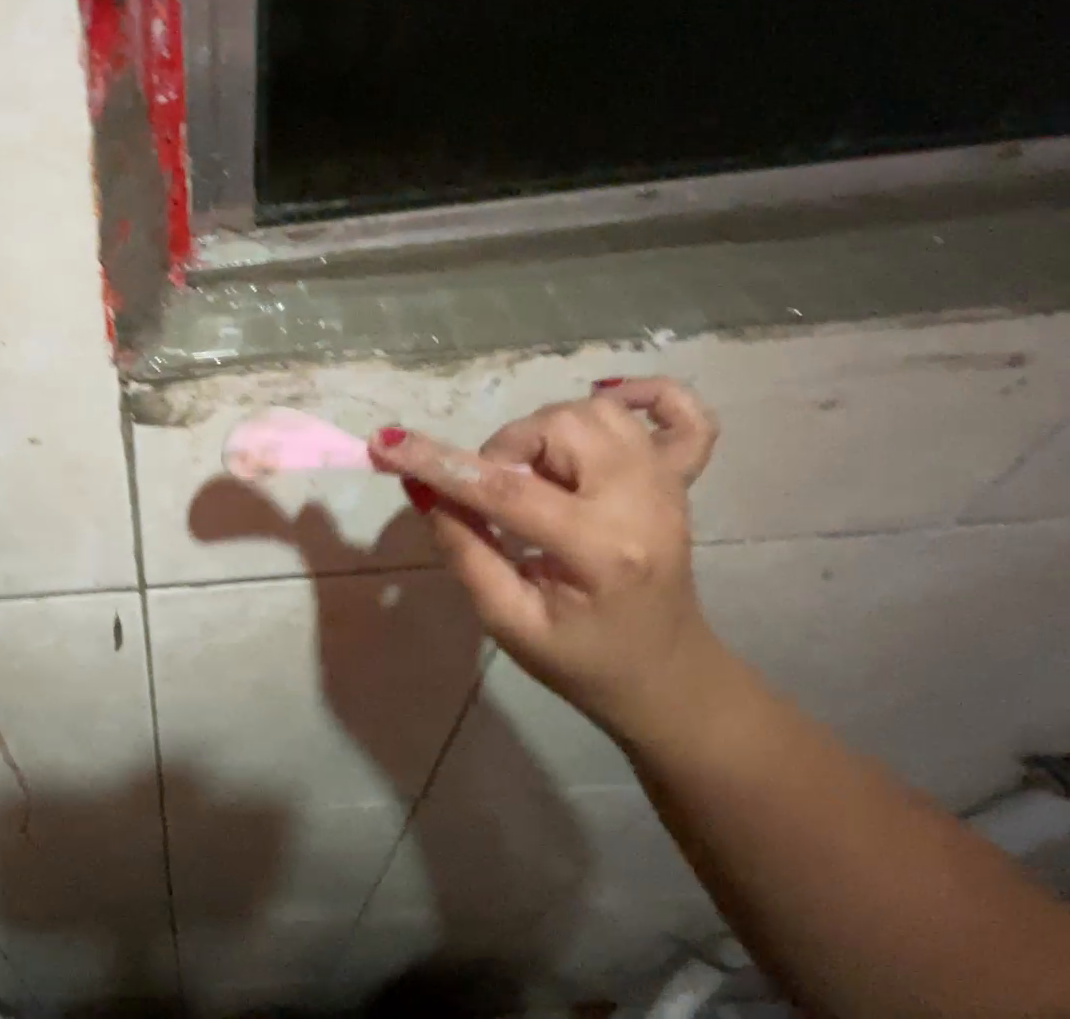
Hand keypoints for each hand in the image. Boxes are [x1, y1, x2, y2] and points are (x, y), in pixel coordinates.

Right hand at [368, 378, 724, 728]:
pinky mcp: (682, 479)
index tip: (385, 444)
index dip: (439, 463)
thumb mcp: (506, 619)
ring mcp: (670, 485)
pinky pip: (684, 413)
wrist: (664, 675)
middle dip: (506, 450)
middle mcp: (644, 502)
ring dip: (547, 432)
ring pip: (597, 412)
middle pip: (560, 427)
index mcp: (600, 550)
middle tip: (493, 494)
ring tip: (534, 475)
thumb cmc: (579, 659)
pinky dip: (644, 395)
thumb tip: (424, 488)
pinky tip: (609, 401)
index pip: (506, 489)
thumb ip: (465, 550)